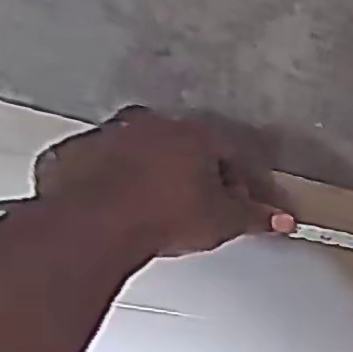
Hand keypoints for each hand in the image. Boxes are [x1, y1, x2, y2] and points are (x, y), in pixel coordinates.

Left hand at [28, 106, 295, 257]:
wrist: (95, 226)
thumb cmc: (163, 214)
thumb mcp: (228, 221)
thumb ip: (258, 216)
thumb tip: (280, 219)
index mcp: (191, 135)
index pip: (231, 152)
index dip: (244, 180)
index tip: (245, 200)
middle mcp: (147, 126)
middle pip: (185, 147)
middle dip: (199, 172)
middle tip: (207, 203)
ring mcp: (105, 137)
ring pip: (143, 153)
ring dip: (158, 174)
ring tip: (168, 209)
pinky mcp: (72, 156)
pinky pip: (104, 166)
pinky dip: (118, 182)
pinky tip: (130, 207)